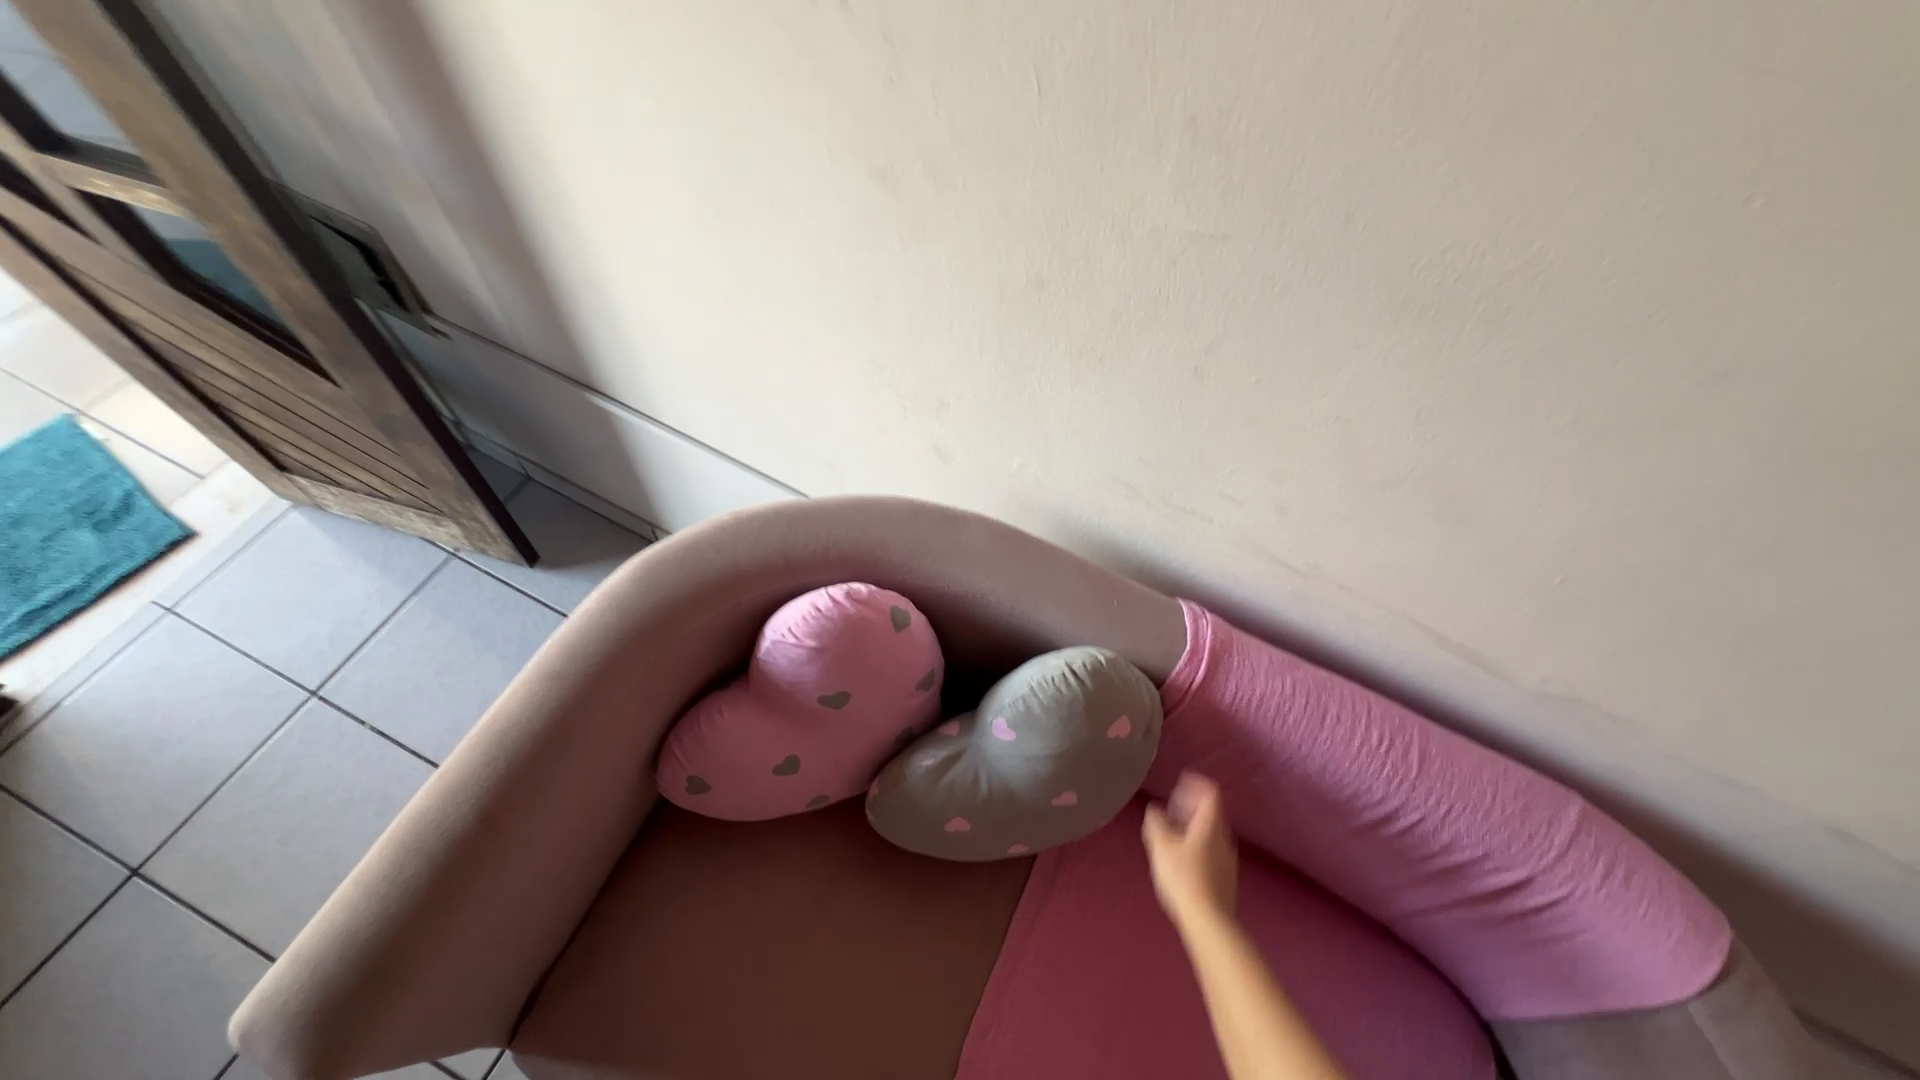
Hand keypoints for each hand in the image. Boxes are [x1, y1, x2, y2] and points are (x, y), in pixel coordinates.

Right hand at [1142, 771, 1237, 926]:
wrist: (1209, 921)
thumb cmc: (1183, 878)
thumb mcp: (1161, 848)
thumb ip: (1156, 824)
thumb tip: (1154, 809)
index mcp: (1209, 826)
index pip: (1210, 793)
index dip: (1196, 783)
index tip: (1180, 780)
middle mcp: (1223, 838)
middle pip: (1211, 812)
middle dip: (1191, 804)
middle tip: (1172, 804)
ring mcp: (1227, 858)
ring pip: (1210, 831)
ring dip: (1193, 824)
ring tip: (1172, 830)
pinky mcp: (1225, 876)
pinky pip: (1211, 848)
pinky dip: (1197, 841)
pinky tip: (1182, 855)